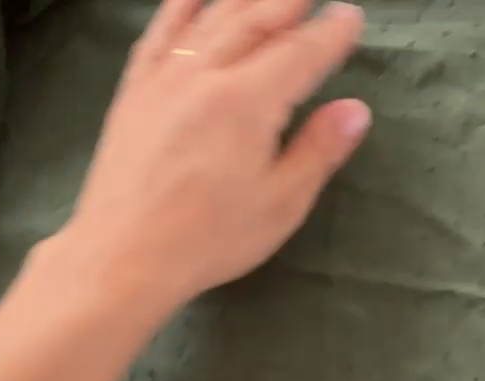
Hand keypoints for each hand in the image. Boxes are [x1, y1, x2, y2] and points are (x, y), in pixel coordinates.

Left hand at [56, 0, 370, 320]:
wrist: (128, 251)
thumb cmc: (214, 237)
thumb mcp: (281, 204)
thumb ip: (318, 151)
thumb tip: (356, 110)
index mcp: (247, 104)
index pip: (298, 56)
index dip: (329, 35)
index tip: (351, 16)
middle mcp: (205, 75)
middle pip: (253, 22)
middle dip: (287, 4)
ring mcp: (164, 76)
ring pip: (209, 17)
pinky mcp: (136, 88)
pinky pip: (161, 31)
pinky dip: (182, 6)